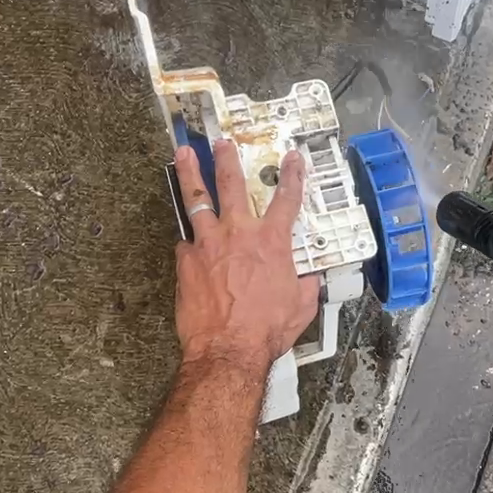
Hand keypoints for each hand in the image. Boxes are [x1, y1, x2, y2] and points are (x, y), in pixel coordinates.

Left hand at [172, 140, 319, 373]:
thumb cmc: (265, 331)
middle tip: (223, 144)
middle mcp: (239, 234)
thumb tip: (309, 280)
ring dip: (190, 174)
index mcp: (272, 243)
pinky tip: (187, 242)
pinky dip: (188, 241)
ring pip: (196, 199)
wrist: (229, 348)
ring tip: (183, 155)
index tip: (292, 159)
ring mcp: (208, 245)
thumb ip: (305, 285)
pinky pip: (185, 243)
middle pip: (232, 184)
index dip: (292, 175)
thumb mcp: (301, 306)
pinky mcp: (186, 262)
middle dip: (228, 160)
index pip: (287, 199)